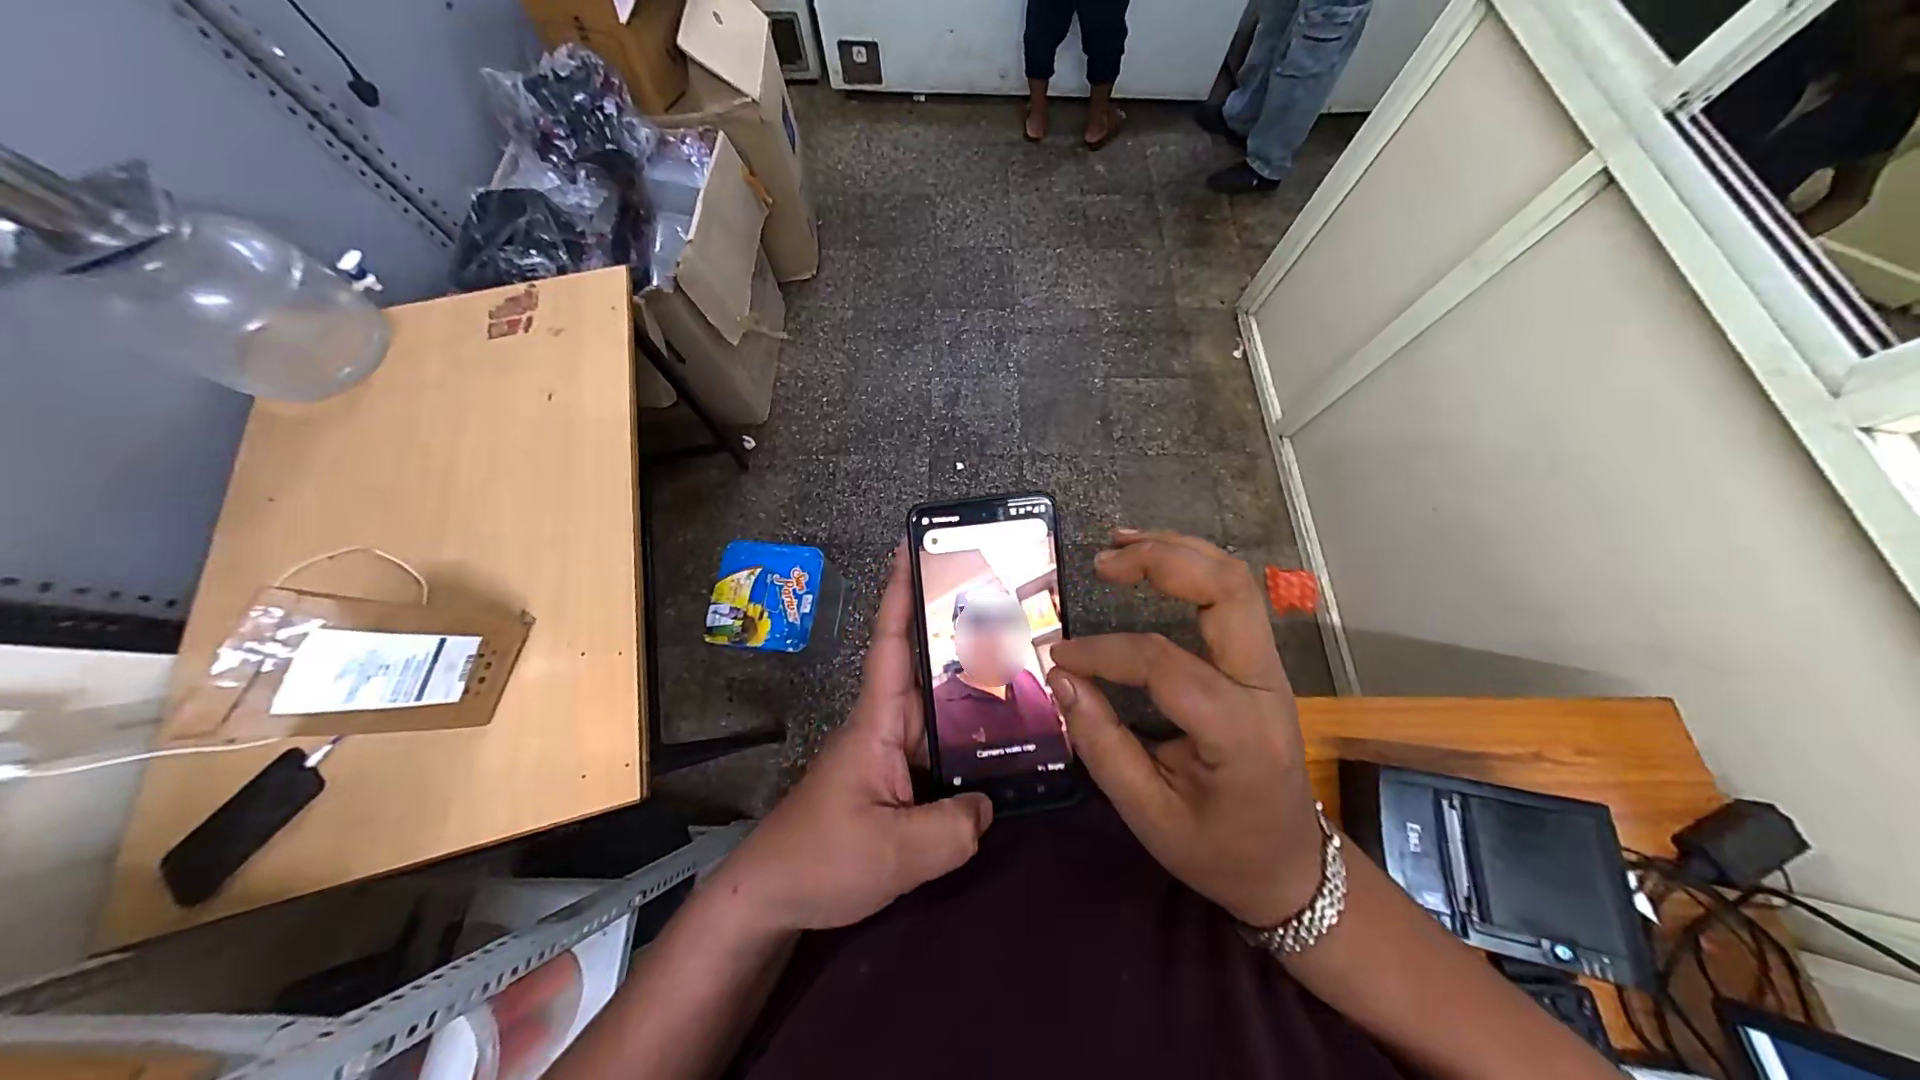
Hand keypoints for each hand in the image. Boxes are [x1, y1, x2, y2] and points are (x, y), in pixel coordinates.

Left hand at [706, 545, 993, 934]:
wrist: (772, 897)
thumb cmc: (821, 861)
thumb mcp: (894, 852)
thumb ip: (953, 830)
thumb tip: (988, 805)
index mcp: (877, 723)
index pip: (891, 645)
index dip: (900, 593)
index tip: (911, 547)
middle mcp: (887, 728)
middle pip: (928, 671)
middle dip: (962, 634)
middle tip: (1012, 609)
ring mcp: (892, 755)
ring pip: (940, 713)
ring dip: (976, 693)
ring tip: (1028, 675)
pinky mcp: (896, 782)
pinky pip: (941, 751)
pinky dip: (970, 744)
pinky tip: (1006, 749)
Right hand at [1047, 529, 1322, 928]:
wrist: (1290, 866)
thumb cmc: (1218, 850)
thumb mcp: (1149, 815)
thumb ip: (1102, 745)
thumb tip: (1062, 679)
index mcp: (1238, 731)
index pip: (1164, 663)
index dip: (1103, 653)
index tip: (1058, 657)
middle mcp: (1264, 685)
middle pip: (1226, 590)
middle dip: (1161, 560)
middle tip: (1102, 562)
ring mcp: (1269, 668)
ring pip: (1234, 581)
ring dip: (1177, 551)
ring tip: (1121, 541)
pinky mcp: (1259, 663)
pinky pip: (1231, 597)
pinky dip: (1190, 567)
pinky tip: (1151, 559)